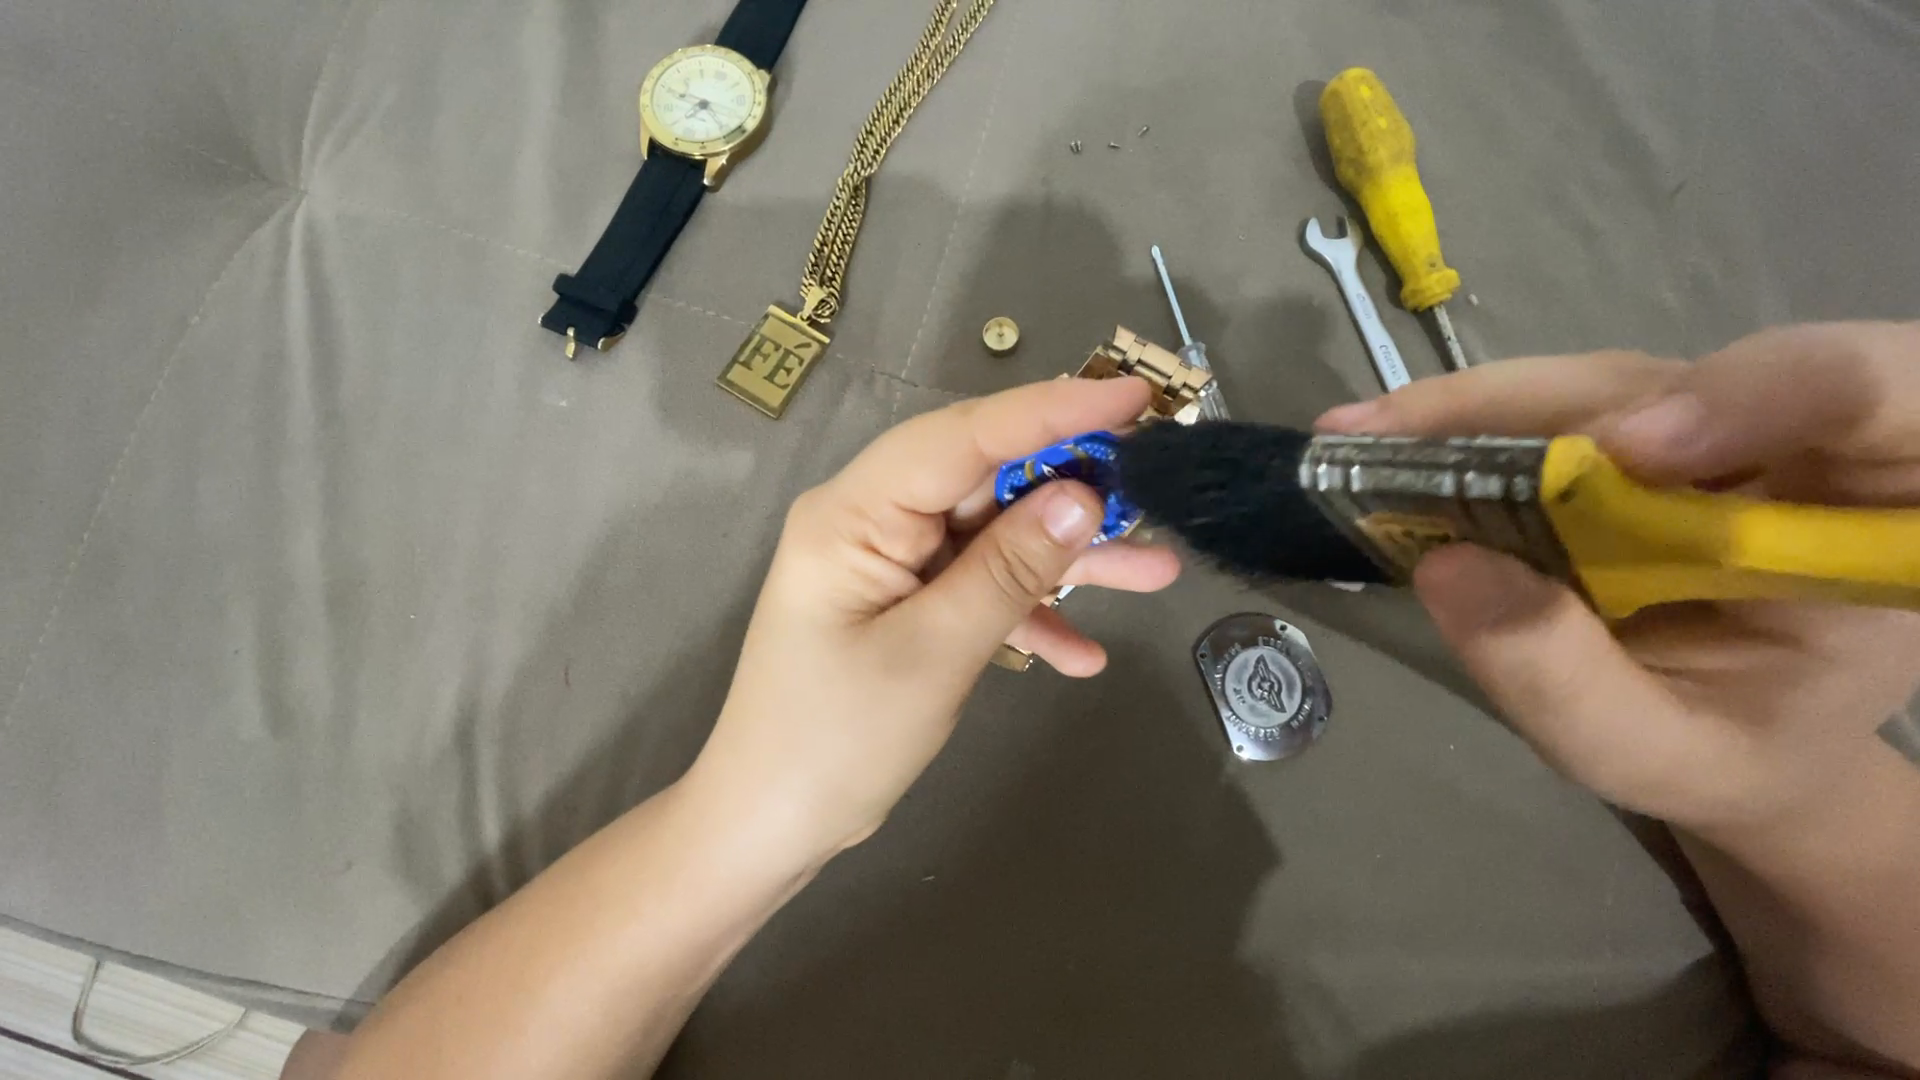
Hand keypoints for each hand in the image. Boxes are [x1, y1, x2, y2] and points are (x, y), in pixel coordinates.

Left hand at [687, 378, 1180, 860]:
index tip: (1135, 394)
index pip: (964, 437)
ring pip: (994, 536)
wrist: (770, 825)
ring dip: (1067, 558)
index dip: (1052, 409)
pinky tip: (1083, 657)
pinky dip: (1029, 614)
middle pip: (986, 480)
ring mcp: (892, 563)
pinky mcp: (908, 604)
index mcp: (857, 512)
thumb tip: (1082, 498)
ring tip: (1155, 570)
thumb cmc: (834, 742)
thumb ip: (1008, 570)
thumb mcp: (932, 654)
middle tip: (1154, 484)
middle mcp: (873, 520)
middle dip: (1072, 488)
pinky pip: (978, 588)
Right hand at [1316, 323, 1919, 834]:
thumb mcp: (1646, 750)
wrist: (1729, 741)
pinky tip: (1381, 443)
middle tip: (1388, 437)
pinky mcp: (1619, 434)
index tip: (1630, 450)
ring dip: (1463, 409)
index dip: (1764, 390)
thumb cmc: (1719, 752)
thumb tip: (1446, 565)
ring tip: (1357, 439)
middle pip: (1675, 375)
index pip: (1875, 396)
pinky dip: (1452, 425)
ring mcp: (1699, 429)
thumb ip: (1563, 680)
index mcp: (1878, 516)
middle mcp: (1794, 445)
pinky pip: (1540, 408)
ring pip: (1585, 383)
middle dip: (1527, 405)